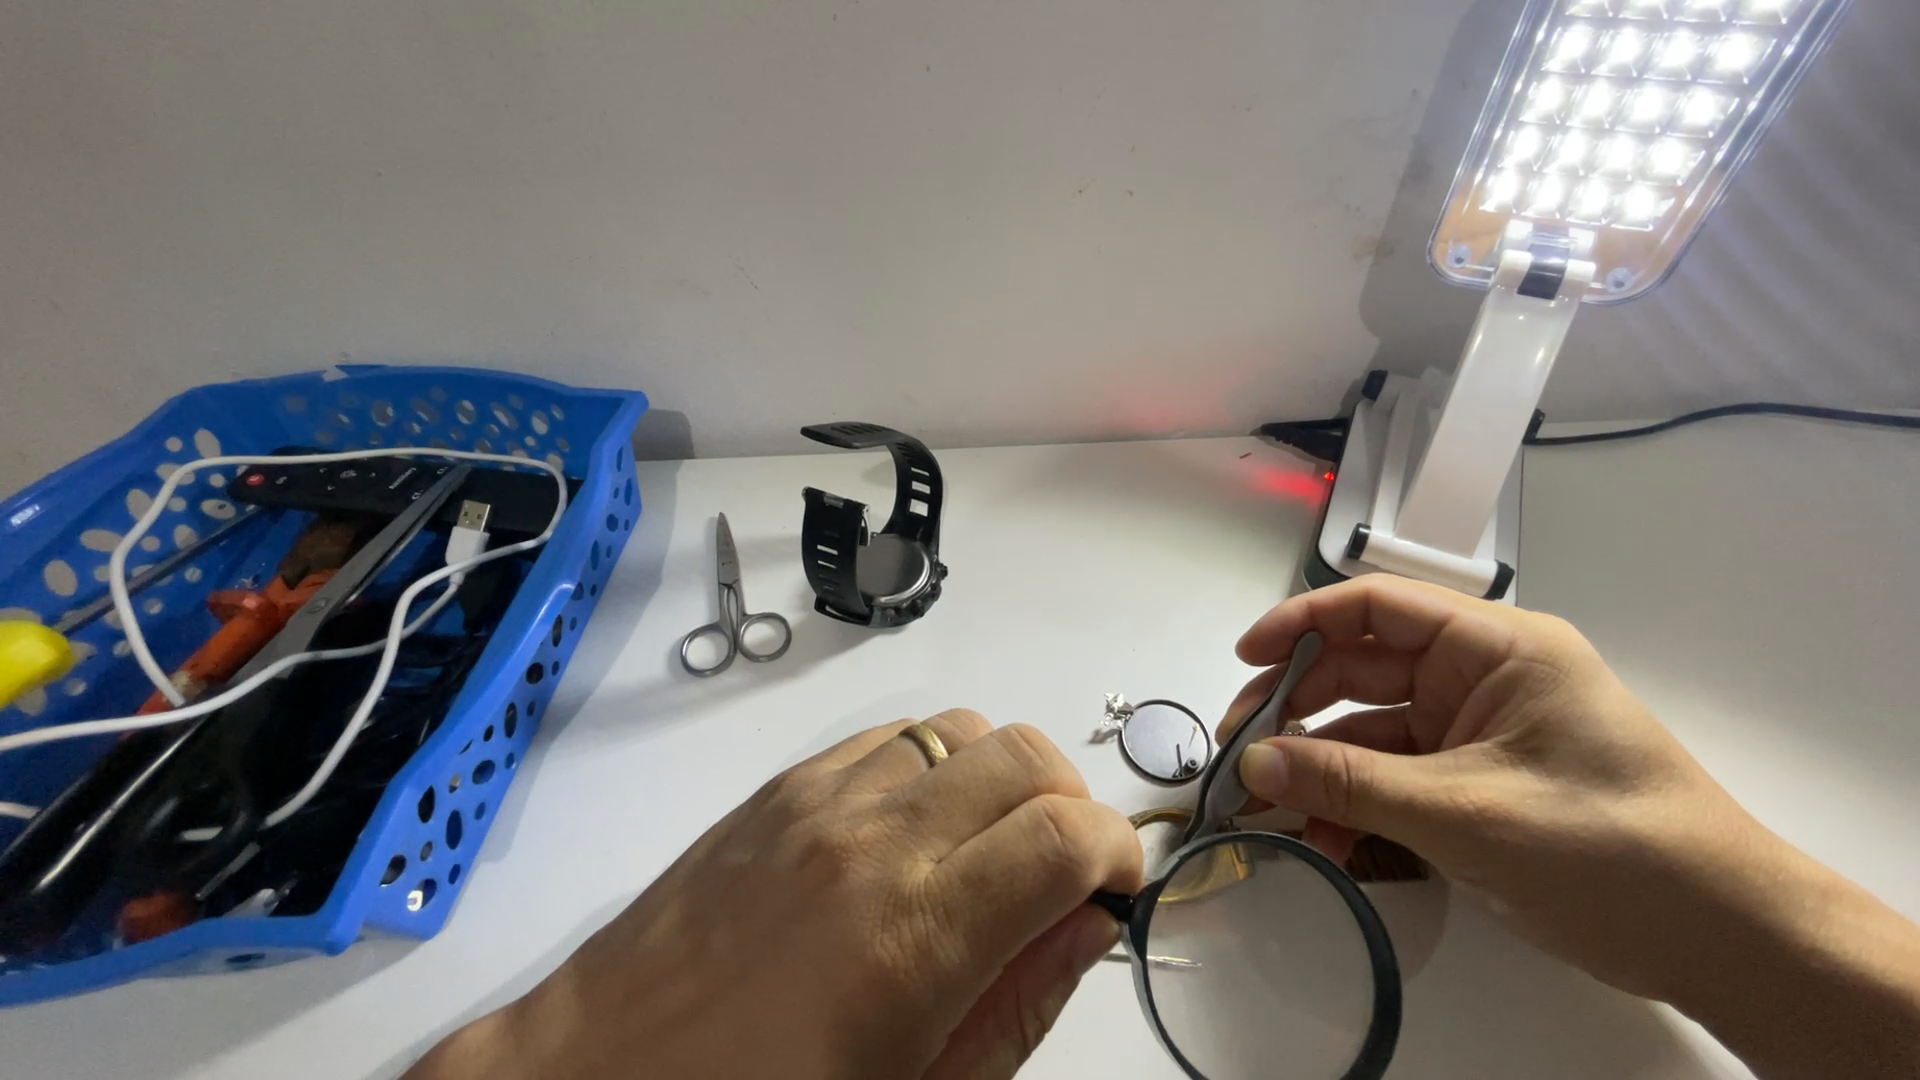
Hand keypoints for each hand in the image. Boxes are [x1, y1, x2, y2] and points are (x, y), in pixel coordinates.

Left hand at [408, 711, 1142, 1079]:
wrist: (596, 1078)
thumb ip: (1021, 1000)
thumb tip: (1089, 918)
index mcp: (918, 936)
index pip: (1065, 835)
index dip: (1115, 851)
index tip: (1114, 885)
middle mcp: (876, 839)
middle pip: (1023, 755)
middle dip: (1070, 799)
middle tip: (1059, 863)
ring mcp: (822, 798)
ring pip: (959, 728)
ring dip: (1000, 775)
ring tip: (986, 840)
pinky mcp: (781, 785)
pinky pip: (888, 737)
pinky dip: (931, 763)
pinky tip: (915, 821)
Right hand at [1221, 575, 1919, 1075]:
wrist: (1728, 947)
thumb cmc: (1613, 851)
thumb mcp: (1466, 812)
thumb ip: (1349, 783)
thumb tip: (1250, 765)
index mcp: (1494, 648)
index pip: (1377, 607)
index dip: (1301, 623)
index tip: (1244, 657)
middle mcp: (1477, 677)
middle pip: (1358, 671)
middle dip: (1293, 711)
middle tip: (1238, 753)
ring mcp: (1471, 731)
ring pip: (1365, 730)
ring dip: (1314, 768)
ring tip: (1262, 808)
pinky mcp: (1468, 782)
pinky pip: (1388, 777)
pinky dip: (1349, 804)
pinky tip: (1318, 840)